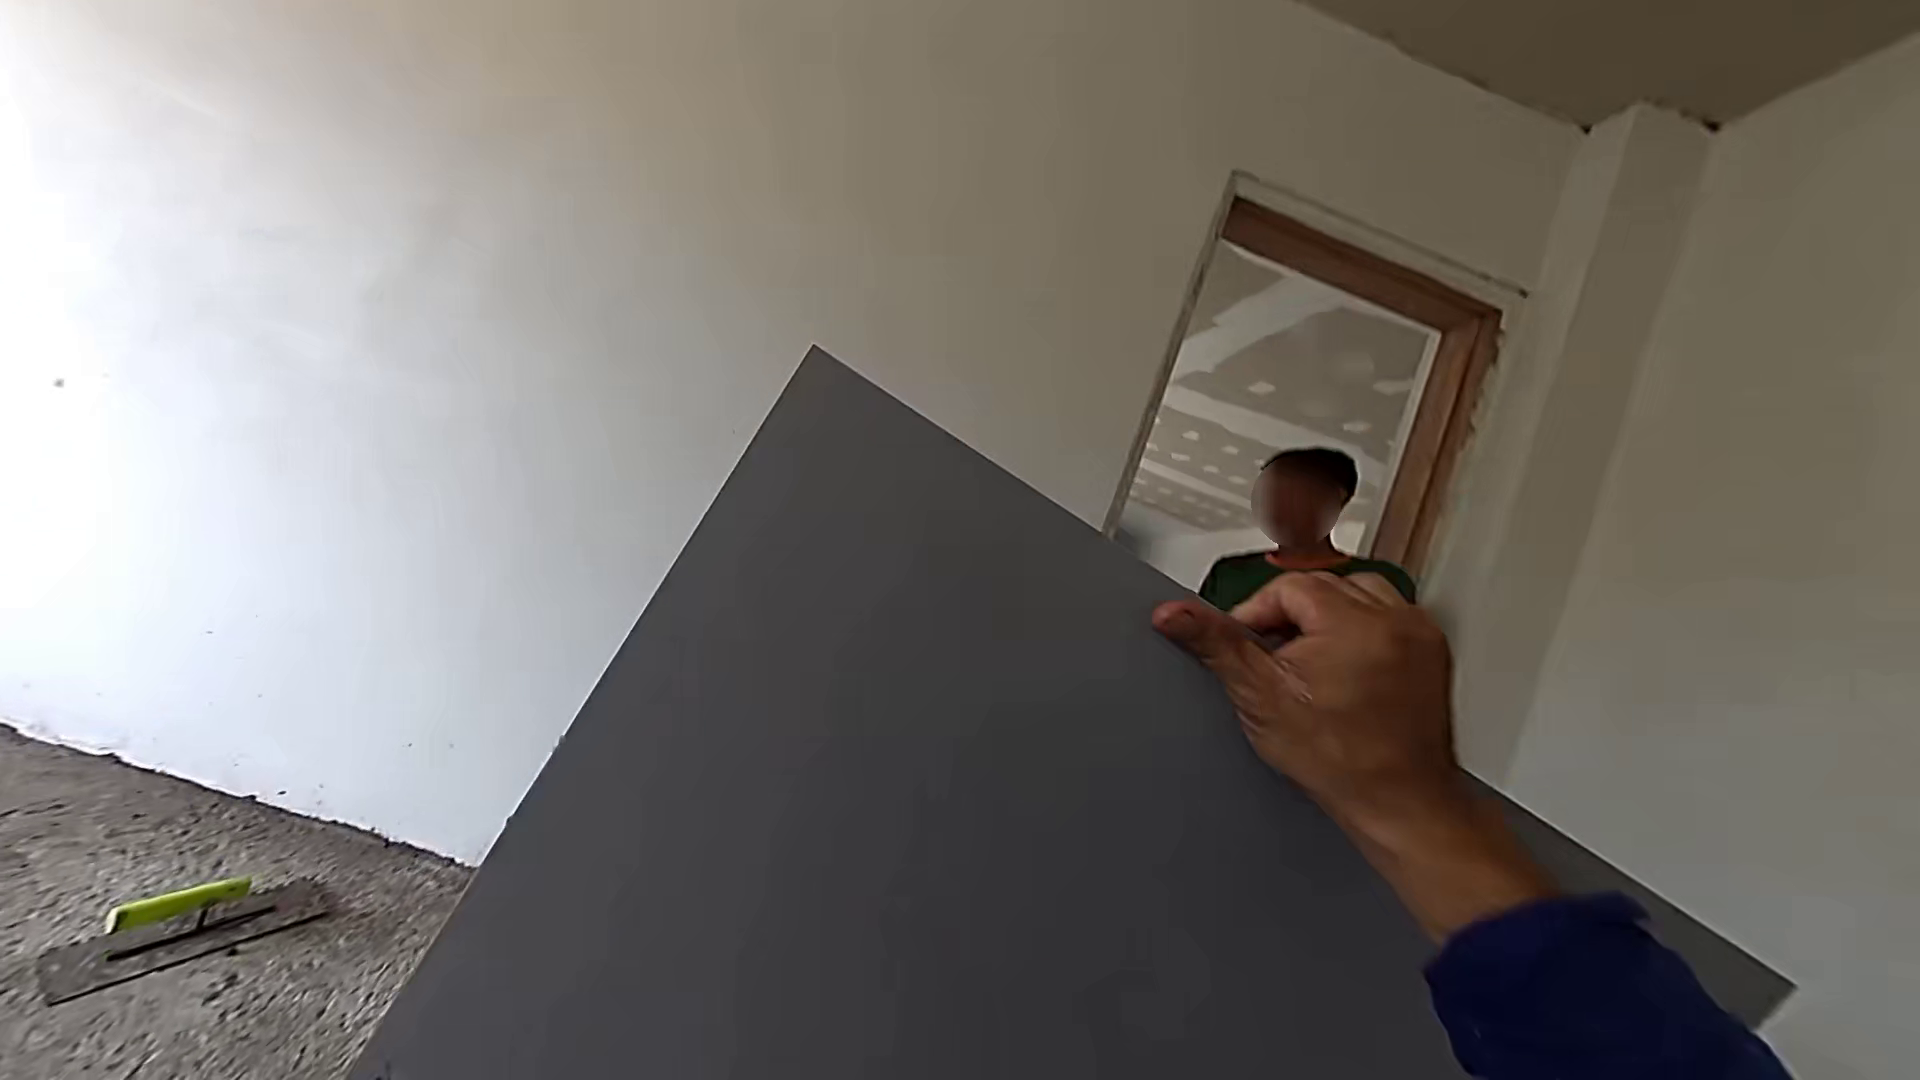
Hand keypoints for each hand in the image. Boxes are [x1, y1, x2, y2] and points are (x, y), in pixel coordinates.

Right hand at [1151, 572, 1461, 830]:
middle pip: (1319, 586)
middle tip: (1275, 659)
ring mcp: (1419, 634)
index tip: (1250, 649)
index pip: (1285, 587)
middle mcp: (1396, 620)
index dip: (1255, 616)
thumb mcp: (1257, 694)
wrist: (1398, 803)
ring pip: (1353, 591)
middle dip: (1288, 616)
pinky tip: (1340, 660)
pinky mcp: (1432, 649)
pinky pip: (1385, 612)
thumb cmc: (1337, 759)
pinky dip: (1357, 625)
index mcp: (1353, 623)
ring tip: (1309, 658)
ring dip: (1323, 615)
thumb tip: (1173, 614)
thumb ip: (1214, 643)